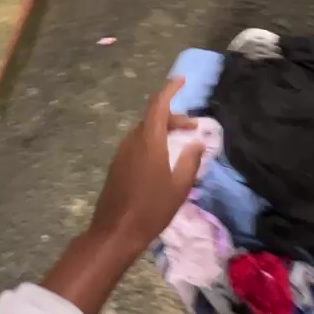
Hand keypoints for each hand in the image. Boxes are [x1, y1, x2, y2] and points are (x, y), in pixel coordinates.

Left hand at [42, 78, 203, 313]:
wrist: (115, 233)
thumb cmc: (151, 209)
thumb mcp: (180, 187)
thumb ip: (191, 160)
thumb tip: (198, 142)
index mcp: (149, 140)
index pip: (158, 104)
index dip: (170, 89)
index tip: (182, 81)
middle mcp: (133, 140)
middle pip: (153, 117)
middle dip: (174, 117)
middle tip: (193, 128)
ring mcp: (122, 152)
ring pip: (145, 130)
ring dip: (164, 129)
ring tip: (181, 143)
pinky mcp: (117, 165)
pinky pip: (138, 142)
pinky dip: (153, 140)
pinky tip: (163, 159)